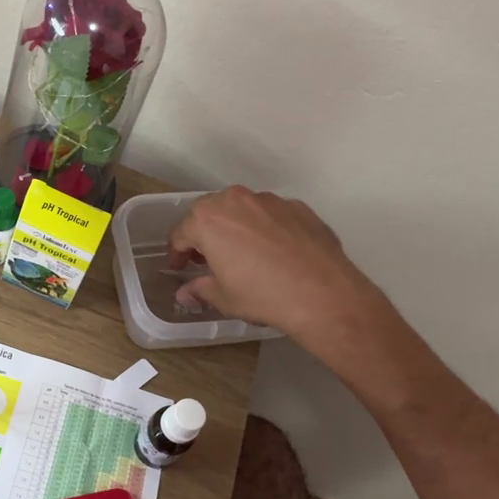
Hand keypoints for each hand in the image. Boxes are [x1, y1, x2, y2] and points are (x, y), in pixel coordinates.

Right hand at [165, 186, 381, 339]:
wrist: (322, 293)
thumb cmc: (263, 295)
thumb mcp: (224, 298)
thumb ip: (200, 289)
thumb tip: (187, 293)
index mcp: (208, 219)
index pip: (181, 233)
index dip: (176, 253)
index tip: (178, 267)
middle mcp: (236, 200)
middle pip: (210, 213)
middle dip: (204, 234)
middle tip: (207, 259)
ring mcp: (270, 200)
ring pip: (242, 209)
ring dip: (236, 227)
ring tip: (242, 255)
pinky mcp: (298, 207)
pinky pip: (271, 215)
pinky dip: (266, 229)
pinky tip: (274, 253)